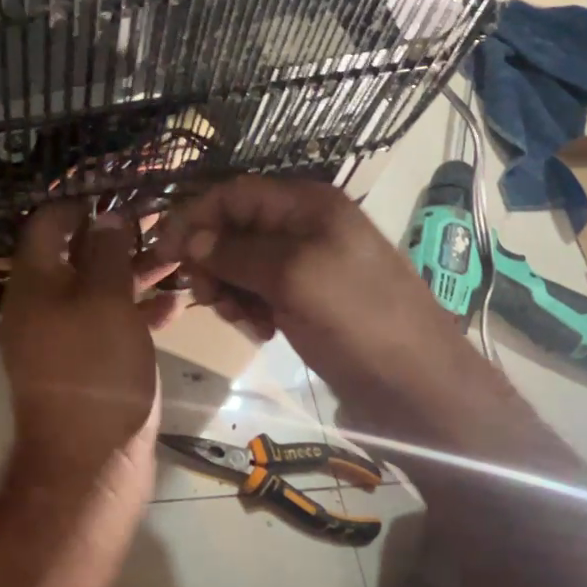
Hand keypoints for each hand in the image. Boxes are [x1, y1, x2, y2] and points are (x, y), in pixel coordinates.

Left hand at [0, 203, 169, 495]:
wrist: (89, 464)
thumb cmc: (96, 370)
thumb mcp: (106, 301)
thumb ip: (107, 253)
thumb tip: (105, 215)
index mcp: (34, 282)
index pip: (47, 224)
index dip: (80, 205)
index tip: (120, 197)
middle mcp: (42, 304)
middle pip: (76, 255)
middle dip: (118, 237)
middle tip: (161, 223)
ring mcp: (63, 335)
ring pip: (98, 289)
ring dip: (135, 271)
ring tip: (179, 257)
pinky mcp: (86, 362)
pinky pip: (109, 322)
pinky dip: (137, 309)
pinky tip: (176, 303)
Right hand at [149, 175, 463, 390]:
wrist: (422, 392)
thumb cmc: (360, 322)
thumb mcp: (295, 277)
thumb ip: (236, 252)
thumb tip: (188, 239)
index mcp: (307, 205)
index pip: (233, 194)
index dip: (195, 218)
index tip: (164, 253)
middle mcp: (305, 227)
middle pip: (233, 228)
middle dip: (211, 259)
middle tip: (206, 297)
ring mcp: (307, 266)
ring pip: (241, 264)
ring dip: (228, 288)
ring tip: (239, 319)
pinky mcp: (307, 301)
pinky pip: (259, 292)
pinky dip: (248, 308)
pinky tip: (259, 332)